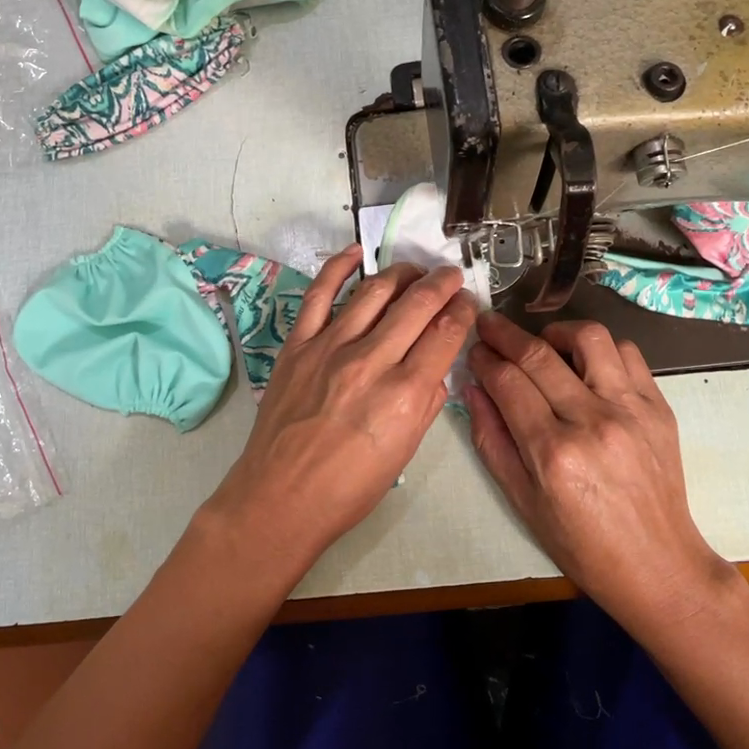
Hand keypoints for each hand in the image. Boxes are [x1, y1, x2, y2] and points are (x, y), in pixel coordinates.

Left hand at [202, 249, 477, 569]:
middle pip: (416, 305)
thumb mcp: (404, 453)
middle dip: (441, 284)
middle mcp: (371, 361)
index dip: (462, 311)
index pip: (445, 334)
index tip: (468, 302)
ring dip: (401, 273)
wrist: (281, 496)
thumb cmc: (349, 488)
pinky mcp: (298, 344)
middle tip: (450, 276)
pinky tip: (356, 251)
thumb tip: (436, 367)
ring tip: (415, 270)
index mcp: (404, 394)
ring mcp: (330, 347)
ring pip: (374, 291)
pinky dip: (338, 267)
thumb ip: (425, 403)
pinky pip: (318, 294)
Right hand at [465, 313, 736, 629]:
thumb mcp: (520, 500)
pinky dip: (600, 349)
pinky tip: (585, 364)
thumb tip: (472, 388)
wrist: (656, 564)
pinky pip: (628, 354)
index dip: (484, 359)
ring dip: (557, 332)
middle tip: (488, 325)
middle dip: (505, 334)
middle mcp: (592, 422)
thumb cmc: (580, 542)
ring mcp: (631, 410)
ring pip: (589, 339)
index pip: (508, 382)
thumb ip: (491, 439)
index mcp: (553, 452)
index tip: (474, 350)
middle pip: (539, 355)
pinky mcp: (659, 407)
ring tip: (543, 344)